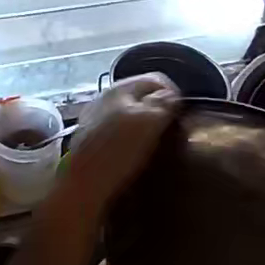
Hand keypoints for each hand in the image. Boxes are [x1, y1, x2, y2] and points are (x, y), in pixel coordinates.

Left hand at [55, 74, 180, 221]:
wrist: (81, 186)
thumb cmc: (118, 150)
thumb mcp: (149, 122)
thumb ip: (163, 103)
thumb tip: (172, 95)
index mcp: (121, 88)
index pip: (156, 79)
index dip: (173, 92)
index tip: (182, 114)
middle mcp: (105, 97)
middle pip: (141, 95)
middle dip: (158, 108)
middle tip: (171, 129)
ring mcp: (94, 117)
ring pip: (129, 112)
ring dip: (144, 124)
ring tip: (155, 143)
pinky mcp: (88, 139)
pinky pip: (117, 129)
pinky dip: (129, 137)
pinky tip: (133, 152)